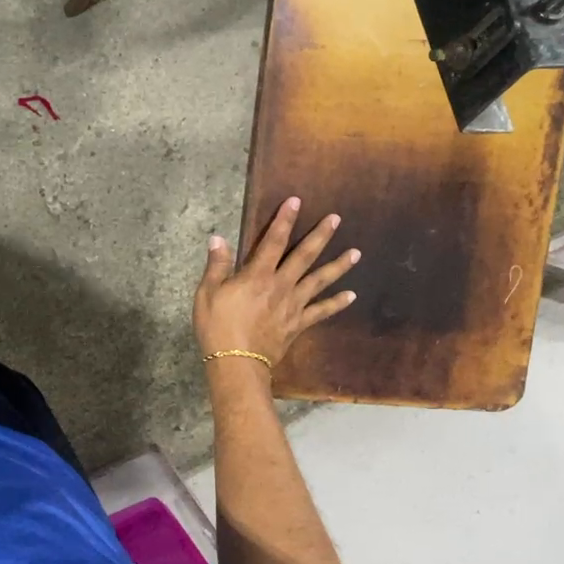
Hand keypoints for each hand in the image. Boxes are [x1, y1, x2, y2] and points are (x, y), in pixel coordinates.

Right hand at [194, 198, 359, 368]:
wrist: (237, 362)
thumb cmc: (217, 326)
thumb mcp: (207, 293)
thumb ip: (217, 265)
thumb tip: (218, 238)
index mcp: (257, 275)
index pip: (273, 241)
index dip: (284, 220)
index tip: (296, 201)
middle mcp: (281, 285)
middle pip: (304, 256)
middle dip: (320, 236)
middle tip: (336, 219)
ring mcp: (293, 305)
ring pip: (319, 281)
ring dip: (338, 266)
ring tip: (356, 253)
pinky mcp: (298, 324)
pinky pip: (321, 311)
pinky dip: (336, 303)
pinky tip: (351, 296)